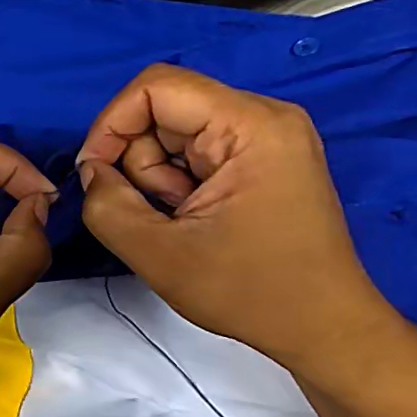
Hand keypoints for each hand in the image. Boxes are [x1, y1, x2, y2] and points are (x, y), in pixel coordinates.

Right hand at [76, 64, 399, 363]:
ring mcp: (265, 135)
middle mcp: (262, 116)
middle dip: (138, 160)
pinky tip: (193, 217)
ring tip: (180, 220)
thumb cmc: (251, 292)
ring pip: (173, 131)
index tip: (94, 172)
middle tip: (153, 211)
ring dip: (156, 176)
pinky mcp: (260, 155)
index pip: (156, 87)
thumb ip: (106, 206)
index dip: (111, 123)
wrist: (324, 328)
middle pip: (163, 109)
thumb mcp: (159, 255)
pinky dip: (176, 182)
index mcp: (251, 125)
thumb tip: (92, 172)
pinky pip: (193, 149)